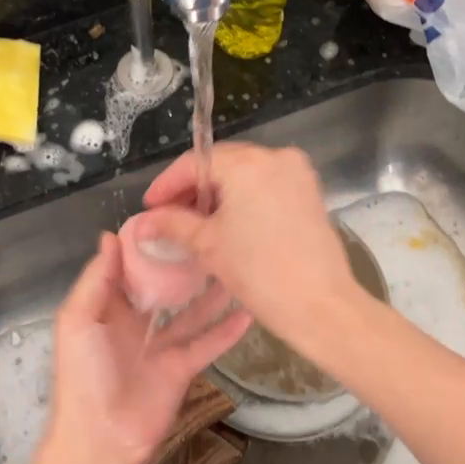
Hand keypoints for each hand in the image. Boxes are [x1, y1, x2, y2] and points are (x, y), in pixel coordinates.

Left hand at [47, 232, 251, 463]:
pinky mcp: (181, 369)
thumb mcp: (78, 320)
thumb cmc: (83, 374)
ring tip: (236, 268)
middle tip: (212, 238)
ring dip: (211, 294)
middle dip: (183, 266)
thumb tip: (110, 236)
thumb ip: (96, 279)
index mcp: (107, 308)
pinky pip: (207, 345)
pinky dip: (227, 331)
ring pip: (191, 313)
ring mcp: (160, 346)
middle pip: (164, 288)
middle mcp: (135, 322)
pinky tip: (248, 312)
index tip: (173, 219)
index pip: (129, 269)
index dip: (148, 246)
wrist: (100, 439)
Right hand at [132, 142, 365, 344]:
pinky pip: (265, 184)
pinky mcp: (309, 191)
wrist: (321, 306)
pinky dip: (243, 198)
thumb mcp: (208, 245)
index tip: (149, 207)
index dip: (167, 184)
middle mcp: (275, 157)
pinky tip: (228, 222)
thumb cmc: (259, 273)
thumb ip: (172, 224)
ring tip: (195, 222)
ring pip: (244, 173)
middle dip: (192, 188)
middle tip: (168, 215)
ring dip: (218, 193)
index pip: (194, 163)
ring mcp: (297, 172)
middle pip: (220, 163)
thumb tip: (142, 223)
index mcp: (247, 164)